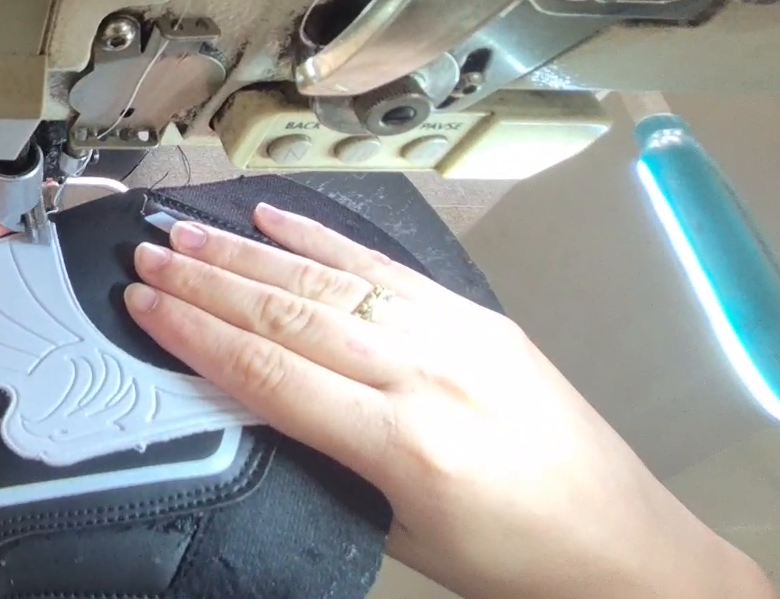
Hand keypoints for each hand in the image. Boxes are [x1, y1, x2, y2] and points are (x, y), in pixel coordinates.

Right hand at [122, 202, 771, 598]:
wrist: (639, 560)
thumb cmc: (503, 564)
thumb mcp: (391, 528)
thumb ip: (314, 450)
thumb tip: (234, 384)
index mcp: (403, 446)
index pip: (267, 373)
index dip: (193, 333)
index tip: (140, 302)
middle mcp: (424, 375)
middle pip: (285, 313)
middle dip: (203, 281)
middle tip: (146, 254)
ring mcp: (453, 335)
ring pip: (322, 279)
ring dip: (242, 252)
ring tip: (184, 232)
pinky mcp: (474, 314)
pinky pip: (380, 264)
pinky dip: (316, 235)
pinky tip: (267, 215)